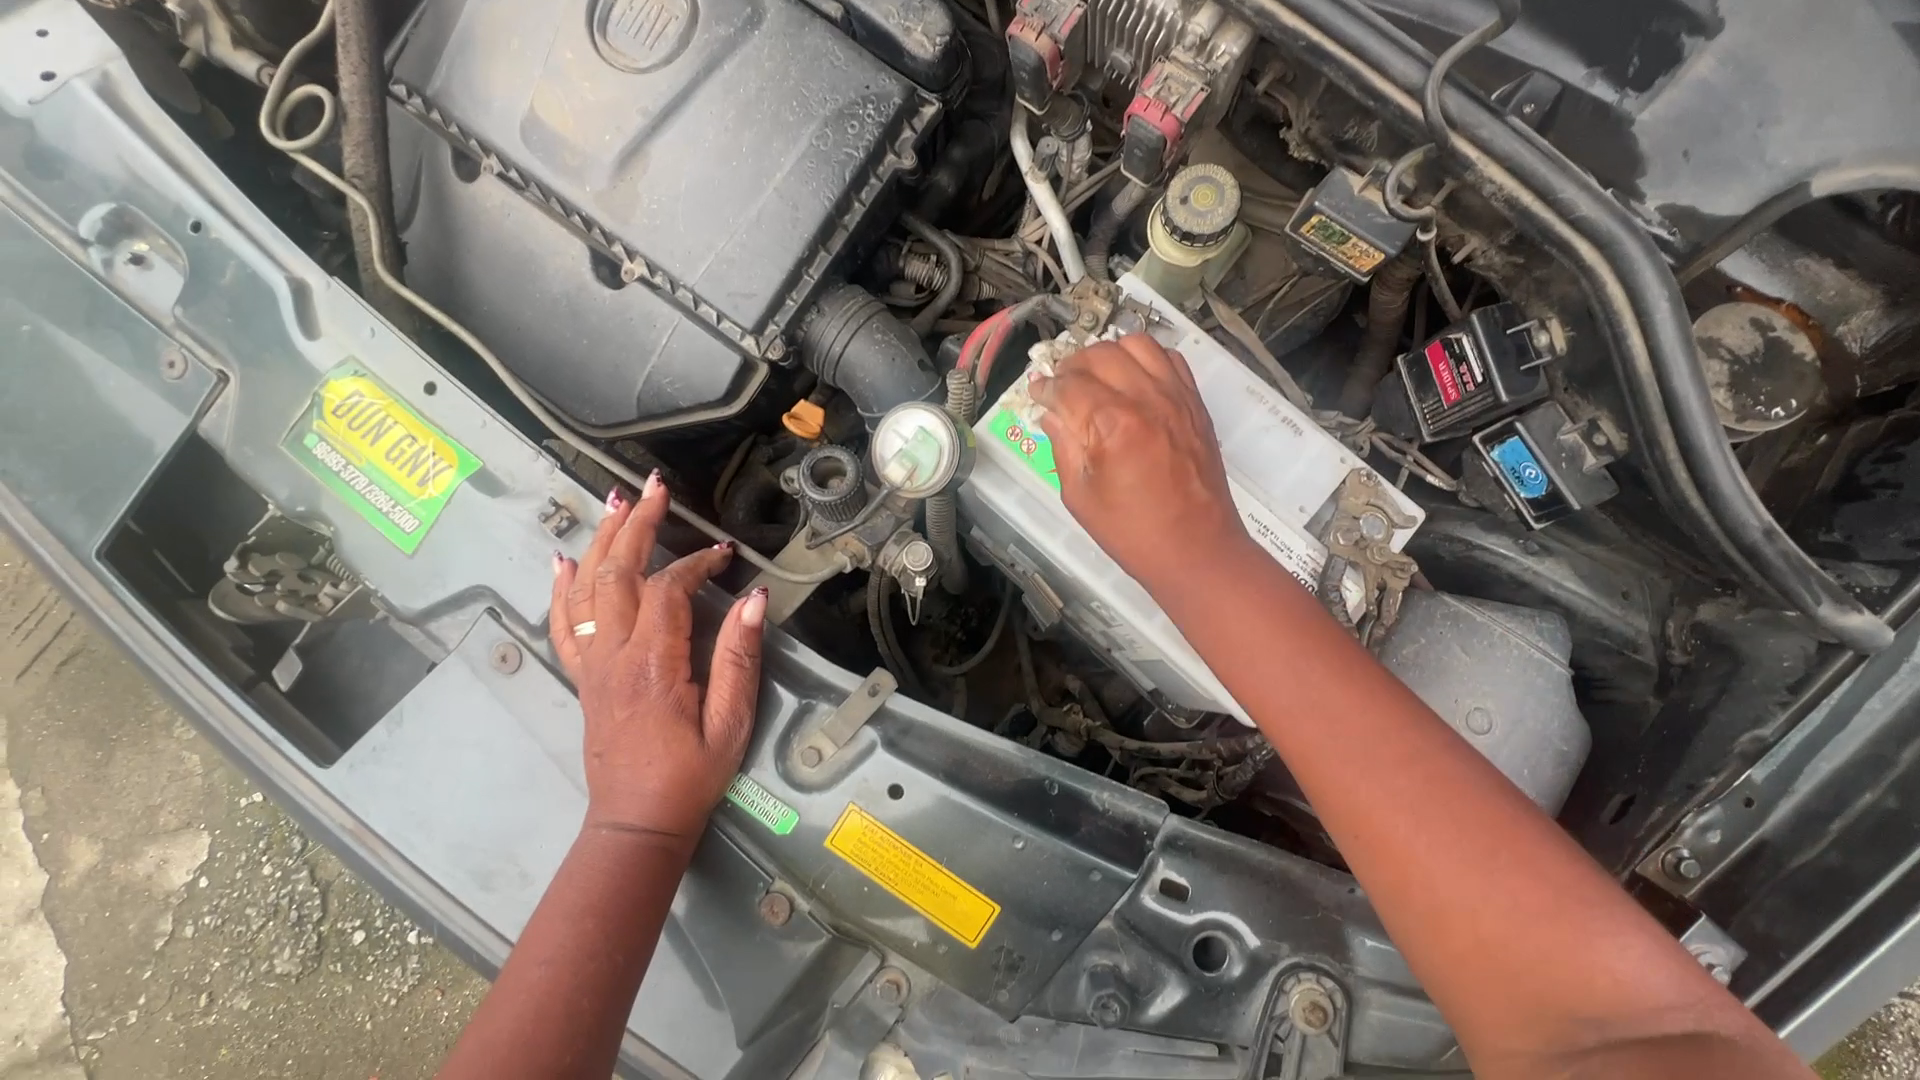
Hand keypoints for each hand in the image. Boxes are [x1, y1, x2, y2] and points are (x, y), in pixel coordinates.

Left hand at [548, 473, 766, 848]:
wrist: (636, 821)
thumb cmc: (691, 775)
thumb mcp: (731, 723)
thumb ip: (738, 660)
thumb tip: (751, 601)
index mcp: (654, 665)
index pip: (668, 590)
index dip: (696, 563)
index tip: (723, 554)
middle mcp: (613, 657)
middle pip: (617, 574)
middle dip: (637, 525)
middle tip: (654, 488)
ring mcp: (591, 666)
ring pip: (586, 590)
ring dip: (601, 542)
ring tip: (615, 503)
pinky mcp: (583, 678)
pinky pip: (563, 625)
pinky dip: (562, 588)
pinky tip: (564, 560)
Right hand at [1032, 334, 1251, 588]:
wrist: (1196, 549)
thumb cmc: (1133, 532)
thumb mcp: (1079, 496)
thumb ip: (1063, 445)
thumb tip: (1051, 412)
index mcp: (1113, 425)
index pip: (1068, 385)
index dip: (1046, 388)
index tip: (1037, 395)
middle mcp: (1146, 399)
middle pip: (1100, 355)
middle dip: (1072, 366)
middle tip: (1061, 388)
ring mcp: (1176, 397)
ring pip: (1136, 343)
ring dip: (1109, 354)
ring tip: (1096, 377)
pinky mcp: (1194, 403)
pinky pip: (1169, 358)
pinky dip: (1145, 359)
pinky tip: (1132, 380)